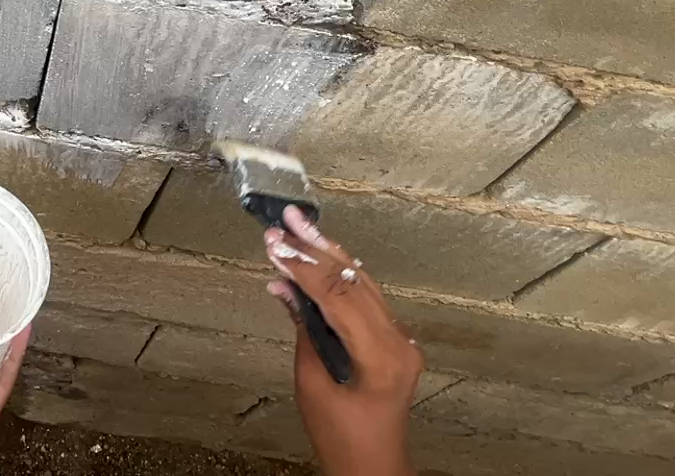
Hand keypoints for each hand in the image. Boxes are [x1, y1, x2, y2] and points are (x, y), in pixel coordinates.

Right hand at [265, 206, 422, 475]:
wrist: (373, 465)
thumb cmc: (340, 435)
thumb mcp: (312, 382)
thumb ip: (303, 327)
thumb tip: (282, 283)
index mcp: (380, 356)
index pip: (337, 294)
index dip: (303, 266)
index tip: (273, 244)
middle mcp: (397, 340)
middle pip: (351, 280)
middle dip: (312, 248)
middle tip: (283, 222)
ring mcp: (400, 337)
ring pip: (360, 280)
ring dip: (325, 251)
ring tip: (297, 224)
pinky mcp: (393, 336)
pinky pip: (364, 293)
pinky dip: (336, 271)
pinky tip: (316, 251)